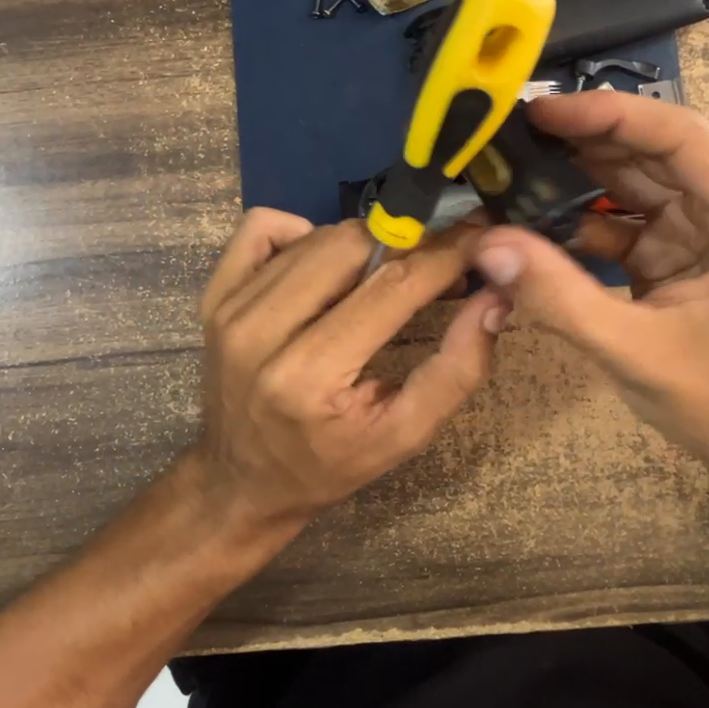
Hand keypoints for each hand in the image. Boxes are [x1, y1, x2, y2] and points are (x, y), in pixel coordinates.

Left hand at [189, 209, 505, 534]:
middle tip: (437, 257)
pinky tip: (323, 266)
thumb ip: (456, 369)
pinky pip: (263, 226)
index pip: (391, 287)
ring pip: (316, 236)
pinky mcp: (213, 294)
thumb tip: (495, 297)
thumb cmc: (327, 465)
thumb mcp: (402, 435)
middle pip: (352, 246)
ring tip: (386, 272)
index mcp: (310, 375)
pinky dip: (303, 232)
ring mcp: (229, 307)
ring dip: (363, 243)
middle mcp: (260, 331)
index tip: (481, 234)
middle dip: (407, 242)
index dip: (445, 254)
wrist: (240, 481)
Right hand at [467, 92, 708, 503]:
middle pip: (659, 150)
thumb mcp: (631, 350)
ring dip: (581, 174)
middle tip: (513, 134)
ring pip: (641, 178)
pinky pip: (632, 216)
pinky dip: (586, 215)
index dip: (610, 115)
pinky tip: (535, 214)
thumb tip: (486, 245)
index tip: (542, 111)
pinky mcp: (689, 248)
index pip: (683, 138)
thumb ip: (557, 295)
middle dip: (586, 139)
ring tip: (514, 165)